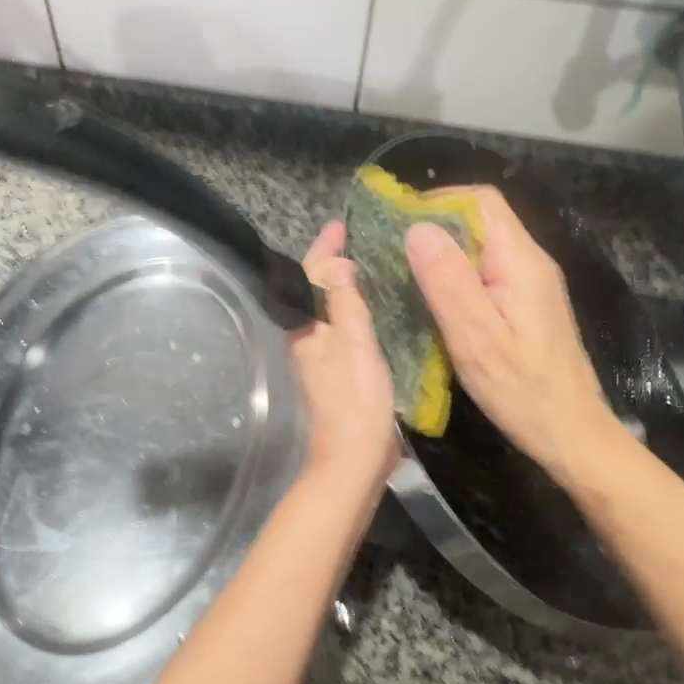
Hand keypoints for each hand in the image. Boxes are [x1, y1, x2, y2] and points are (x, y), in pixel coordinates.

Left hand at [288, 220, 397, 502]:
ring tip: (369, 265)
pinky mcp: (338, 373)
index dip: (324, 249)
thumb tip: (335, 262)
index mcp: (307, 329)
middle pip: (316, 291)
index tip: (340, 224)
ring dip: (344, 285)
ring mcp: (321, 357)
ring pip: (330, 310)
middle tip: (356, 239)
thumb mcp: (354, 344)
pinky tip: (377, 309)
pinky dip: (355, 310)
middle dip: (332, 263)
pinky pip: (344, 328)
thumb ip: (344, 302)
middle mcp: (308, 339)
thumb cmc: (355, 400)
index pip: (310, 276)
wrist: (353, 459)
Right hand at [404, 187, 617, 466]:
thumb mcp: (475, 337)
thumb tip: (418, 227)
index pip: (480, 201)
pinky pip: (485, 270)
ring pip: (480, 245)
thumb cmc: (521, 389)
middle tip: (392, 253)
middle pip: (479, 219)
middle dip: (434, 227)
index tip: (397, 224)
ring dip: (442, 253)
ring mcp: (529, 282)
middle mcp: (529, 262)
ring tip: (404, 274)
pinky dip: (455, 275)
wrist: (570, 431)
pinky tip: (432, 300)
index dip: (436, 202)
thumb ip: (447, 280)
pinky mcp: (525, 303)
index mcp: (519, 261)